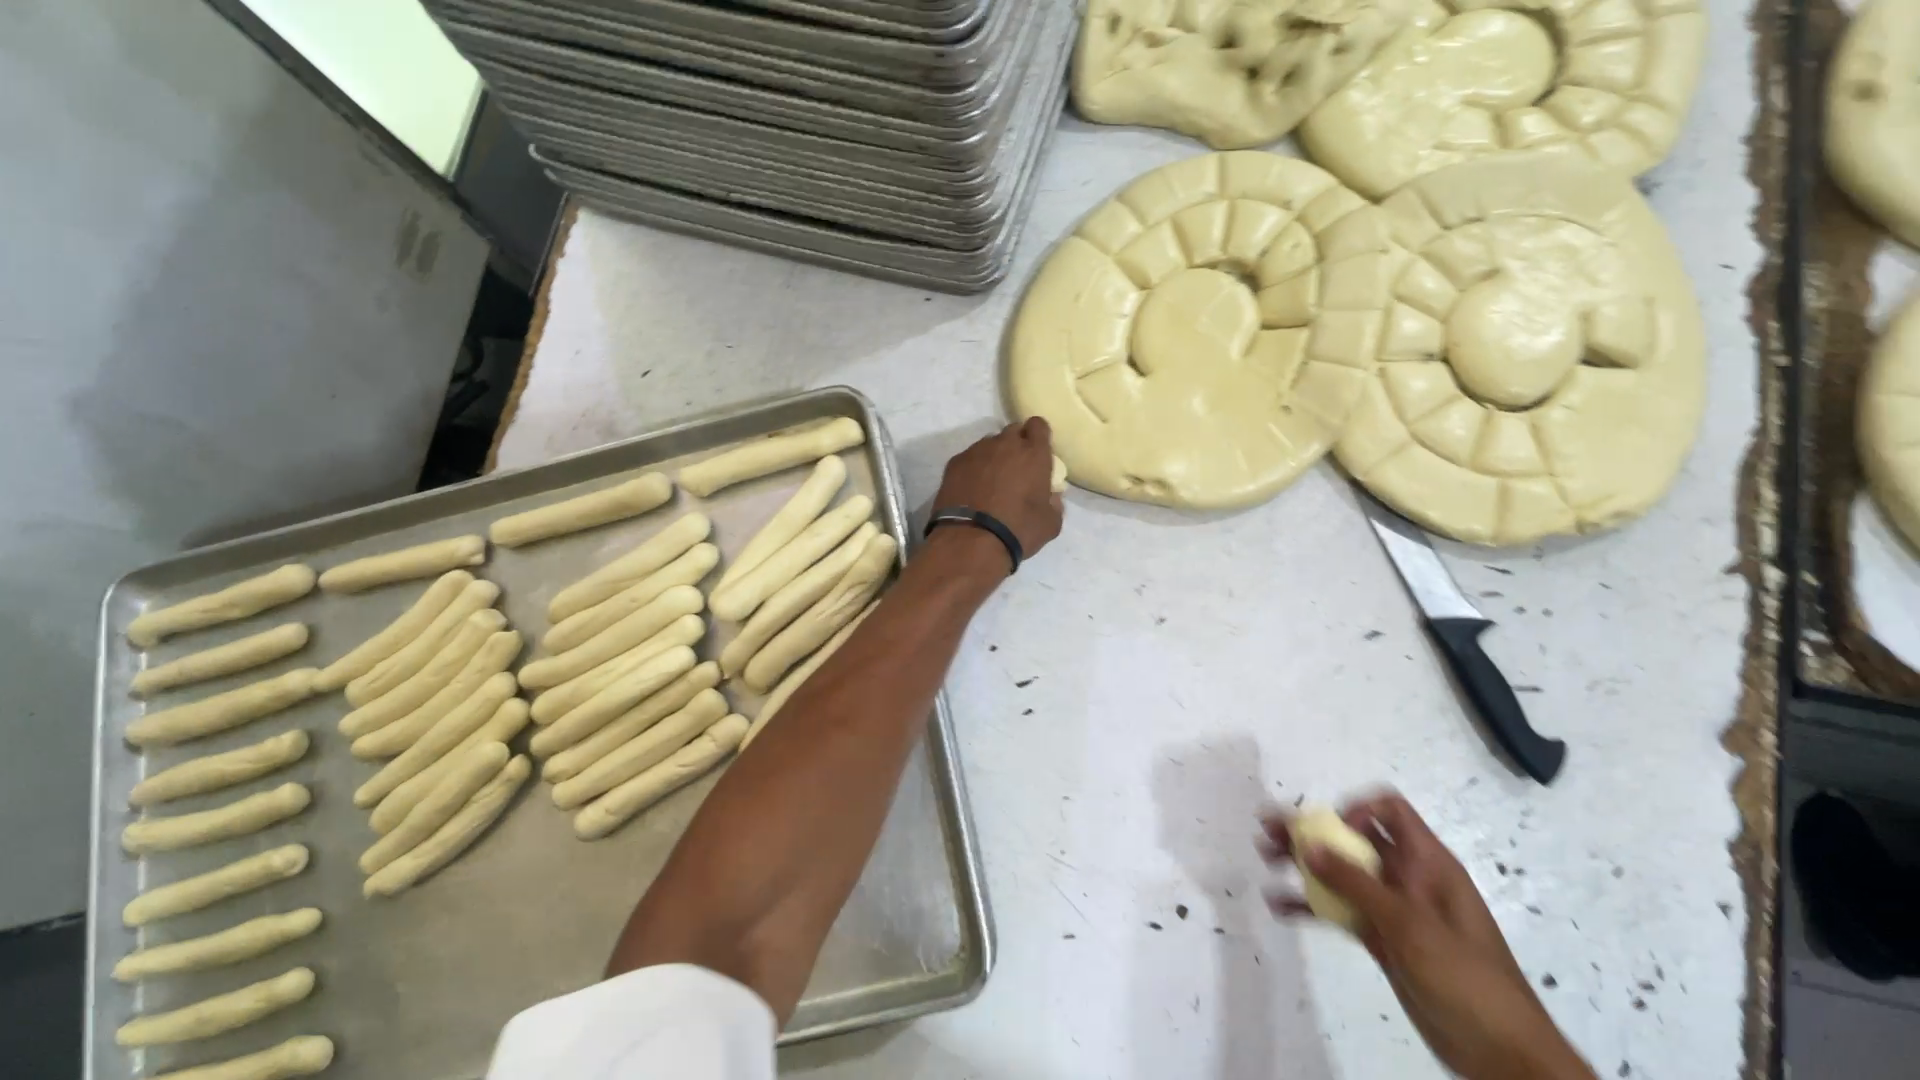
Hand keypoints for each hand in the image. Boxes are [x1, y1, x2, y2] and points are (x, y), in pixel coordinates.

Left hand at [931, 418, 1064, 558]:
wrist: (970, 540)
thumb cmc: (1017, 530)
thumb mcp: (1050, 523)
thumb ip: (1055, 503)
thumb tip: (1051, 496)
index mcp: (1034, 454)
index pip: (1038, 425)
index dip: (1038, 436)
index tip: (1037, 452)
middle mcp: (1005, 444)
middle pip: (1013, 431)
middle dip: (1016, 444)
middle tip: (1016, 468)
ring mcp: (977, 451)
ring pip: (989, 444)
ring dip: (994, 456)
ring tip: (991, 481)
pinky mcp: (955, 462)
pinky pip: (969, 458)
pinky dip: (973, 468)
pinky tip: (972, 489)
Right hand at [1261, 794, 1596, 1079]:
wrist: (1499, 1052)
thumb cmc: (1465, 977)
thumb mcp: (1410, 925)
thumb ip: (1357, 884)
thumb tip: (1308, 844)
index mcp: (1428, 864)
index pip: (1390, 812)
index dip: (1357, 811)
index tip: (1330, 834)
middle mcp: (1408, 879)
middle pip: (1355, 840)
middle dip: (1312, 832)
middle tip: (1268, 831)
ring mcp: (1393, 911)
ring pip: (1342, 875)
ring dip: (1304, 865)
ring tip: (1266, 859)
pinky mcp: (1381, 940)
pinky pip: (1340, 912)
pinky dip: (1311, 906)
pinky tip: (1280, 907)